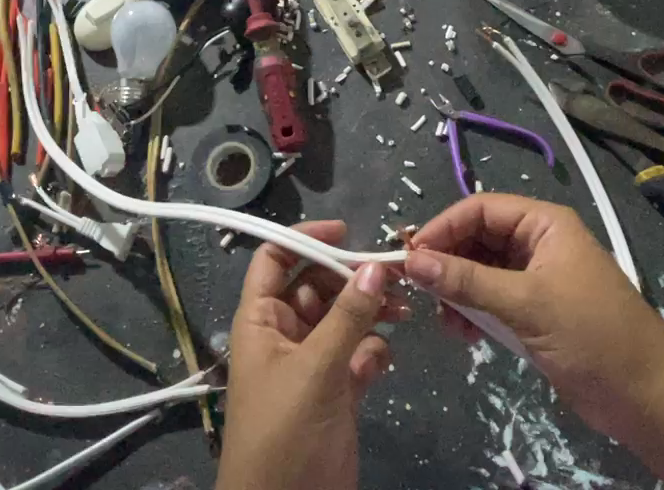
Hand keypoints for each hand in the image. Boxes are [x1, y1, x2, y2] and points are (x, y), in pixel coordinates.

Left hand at [216, 221, 408, 489]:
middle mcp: (284, 333)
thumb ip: (347, 317)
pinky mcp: (336, 391)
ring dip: (370, 311)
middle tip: (393, 275)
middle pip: (317, 284)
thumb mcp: (315, 370)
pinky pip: (357, 354)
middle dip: (351, 276)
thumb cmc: (284, 432)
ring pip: (342, 318)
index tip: (346, 230)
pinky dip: (372, 351)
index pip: (275, 259)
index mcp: (261, 319)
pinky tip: (382, 360)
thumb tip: (376, 267)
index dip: (304, 238)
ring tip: (403, 311)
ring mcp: (311, 362)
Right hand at [401, 194, 663, 435]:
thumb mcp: (525, 304)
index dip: (443, 227)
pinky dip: (473, 311)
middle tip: (418, 289)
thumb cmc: (591, 336)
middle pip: (477, 238)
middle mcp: (538, 242)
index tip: (410, 255)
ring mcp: (537, 277)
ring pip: (480, 270)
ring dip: (457, 291)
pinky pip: (491, 298)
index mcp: (544, 224)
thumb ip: (467, 281)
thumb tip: (412, 262)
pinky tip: (464, 333)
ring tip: (446, 321)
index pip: (480, 209)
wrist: (648, 398)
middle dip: (447, 262)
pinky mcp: (535, 309)